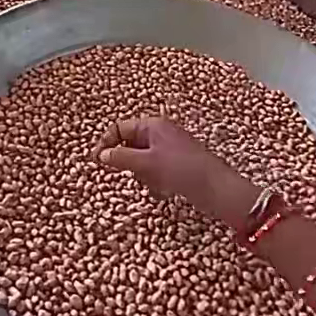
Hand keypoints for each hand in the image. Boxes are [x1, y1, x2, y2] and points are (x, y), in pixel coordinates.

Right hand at [97, 118, 259, 229]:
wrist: (217, 189)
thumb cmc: (183, 171)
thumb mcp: (147, 163)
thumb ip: (121, 157)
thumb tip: (102, 155)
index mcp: (153, 125)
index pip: (119, 128)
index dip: (106, 143)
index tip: (97, 162)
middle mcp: (161, 133)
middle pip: (130, 145)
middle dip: (129, 164)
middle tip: (137, 175)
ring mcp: (169, 149)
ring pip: (141, 161)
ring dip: (143, 175)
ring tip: (157, 184)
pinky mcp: (176, 165)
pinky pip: (155, 172)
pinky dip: (155, 182)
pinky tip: (165, 190)